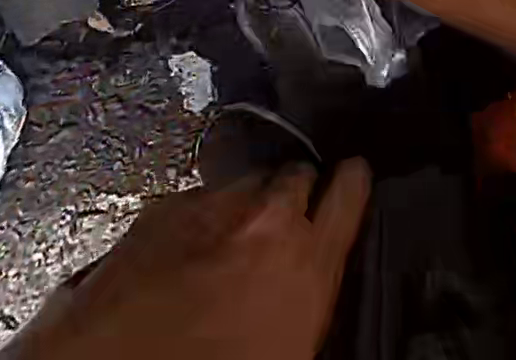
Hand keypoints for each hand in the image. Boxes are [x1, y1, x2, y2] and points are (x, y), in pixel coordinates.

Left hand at [8, 160, 372, 359]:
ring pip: (246, 182)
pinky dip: (202, 216)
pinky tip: (185, 250)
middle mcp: (263, 217)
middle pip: (296, 174)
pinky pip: (199, 198)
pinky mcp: (161, 207)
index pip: (349, 191)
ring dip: (248, 204)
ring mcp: (210, 205)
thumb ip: (306, 298)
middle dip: (295, 192)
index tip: (354, 174)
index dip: (354, 180)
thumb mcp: (289, 350)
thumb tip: (305, 287)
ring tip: (234, 237)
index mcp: (305, 261)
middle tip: (284, 222)